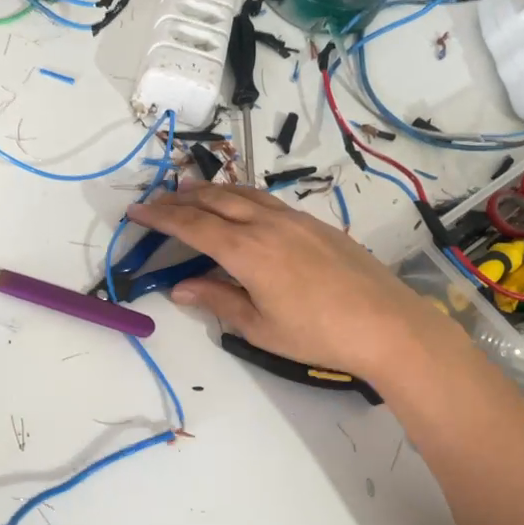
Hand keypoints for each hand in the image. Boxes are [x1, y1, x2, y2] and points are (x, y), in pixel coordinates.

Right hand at [126, 184, 457, 382]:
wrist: (387, 325)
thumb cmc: (317, 334)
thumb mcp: (258, 326)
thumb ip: (217, 300)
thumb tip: (180, 288)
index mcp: (247, 252)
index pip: (193, 226)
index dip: (161, 217)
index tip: (136, 211)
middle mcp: (268, 226)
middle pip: (215, 200)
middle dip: (180, 198)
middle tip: (154, 199)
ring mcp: (295, 221)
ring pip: (243, 194)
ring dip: (210, 190)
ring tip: (188, 189)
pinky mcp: (316, 224)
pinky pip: (267, 200)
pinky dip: (240, 196)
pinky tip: (238, 204)